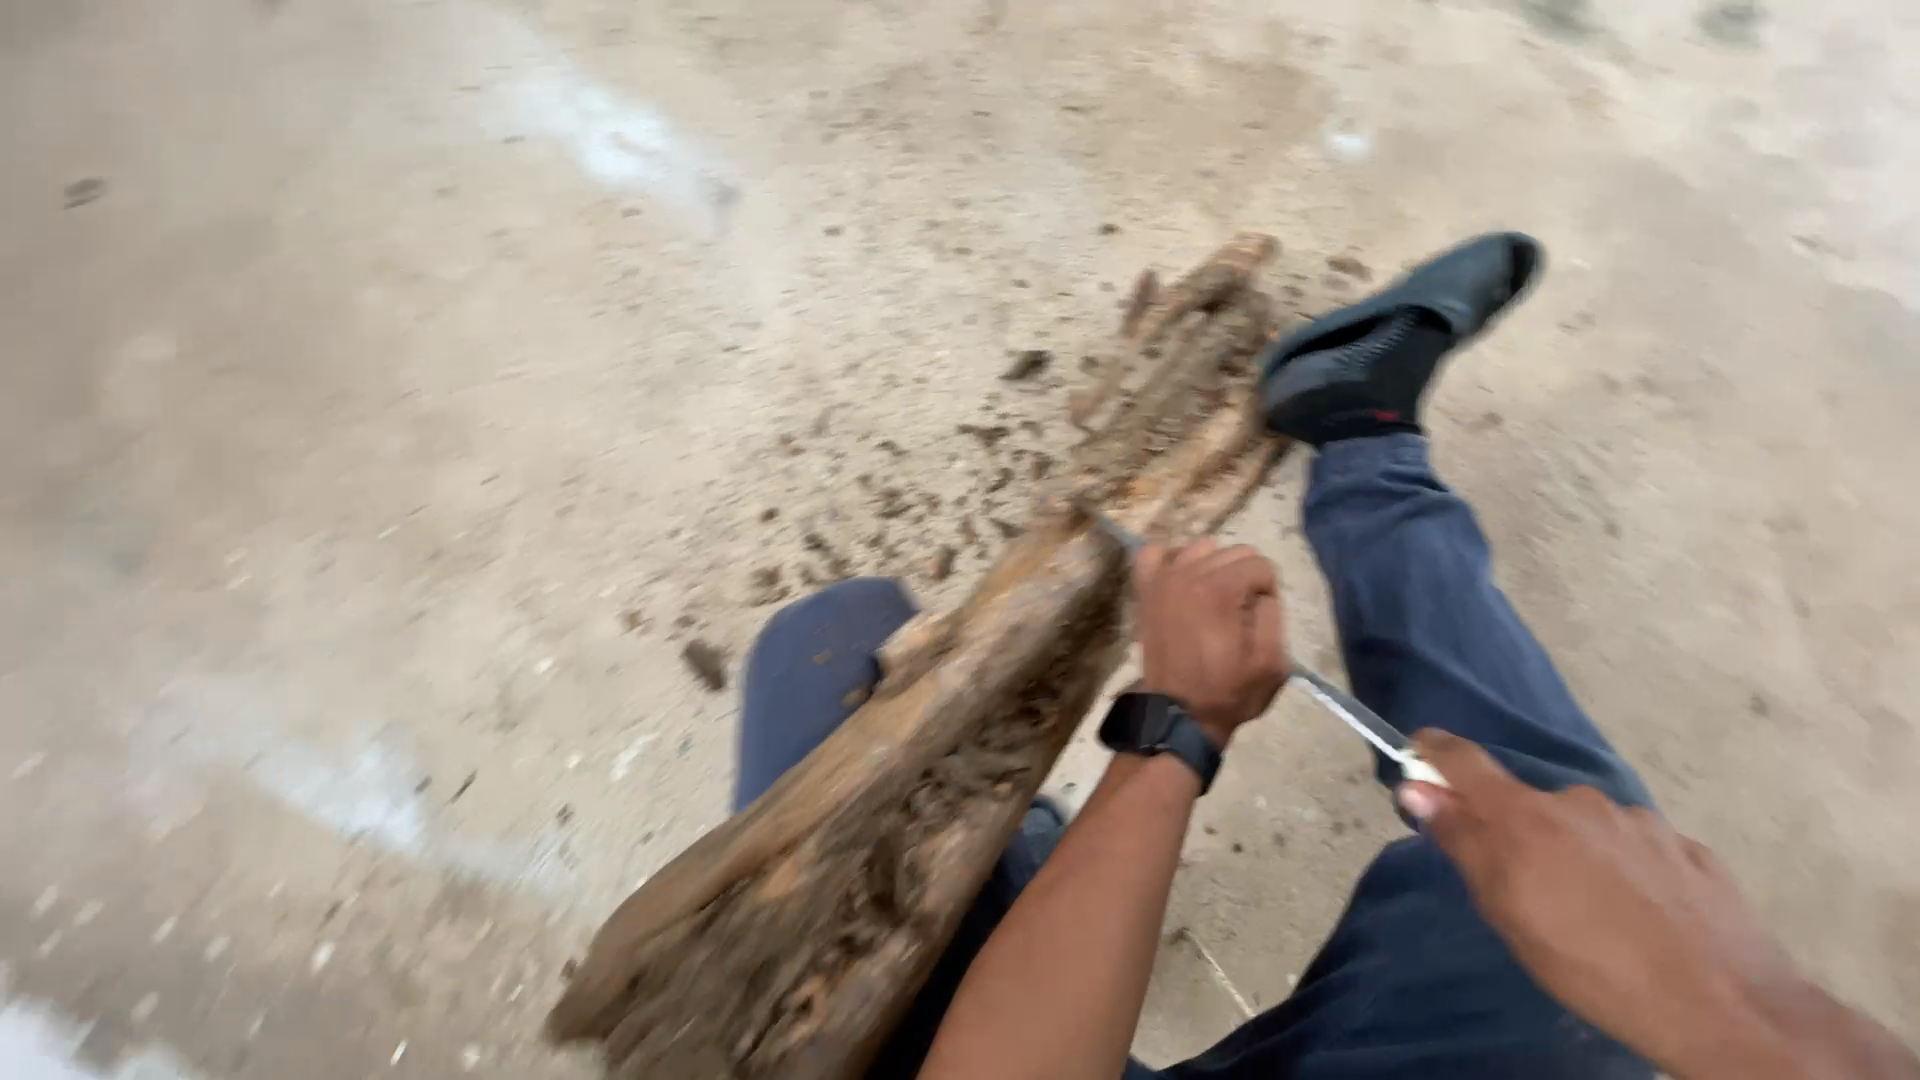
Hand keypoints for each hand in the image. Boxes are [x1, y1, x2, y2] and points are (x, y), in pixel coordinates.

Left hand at [1132, 539, 1288, 744]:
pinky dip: (1171, 560)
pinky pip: (1154, 553)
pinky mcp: (1145, 590)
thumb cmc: (1228, 692)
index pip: (1260, 565)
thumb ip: (1274, 614)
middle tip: (1241, 613)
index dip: (1269, 592)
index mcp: (1219, 591)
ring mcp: (1161, 579)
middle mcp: (1187, 574)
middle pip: (1233, 551)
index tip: (1259, 619)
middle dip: (1245, 578)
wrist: (1179, 714)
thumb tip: (1261, 591)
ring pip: (1200, 547)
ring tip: (1215, 598)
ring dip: (1214, 566)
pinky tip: (1183, 581)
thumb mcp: (1272, 662)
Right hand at [1399, 731, 1859, 1078]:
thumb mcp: (1504, 909)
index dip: (1433, 750)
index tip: (1417, 752)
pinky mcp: (1689, 847)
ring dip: (1574, 850)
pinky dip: (1625, 868)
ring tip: (1594, 908)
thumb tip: (1416, 788)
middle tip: (1528, 885)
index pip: (1462, 759)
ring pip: (1584, 825)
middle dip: (1517, 831)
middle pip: (1526, 803)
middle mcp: (1577, 801)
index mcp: (1524, 815)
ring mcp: (1639, 821)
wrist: (1730, 1010)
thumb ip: (1460, 840)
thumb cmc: (1591, 963)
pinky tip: (1641, 912)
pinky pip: (1636, 846)